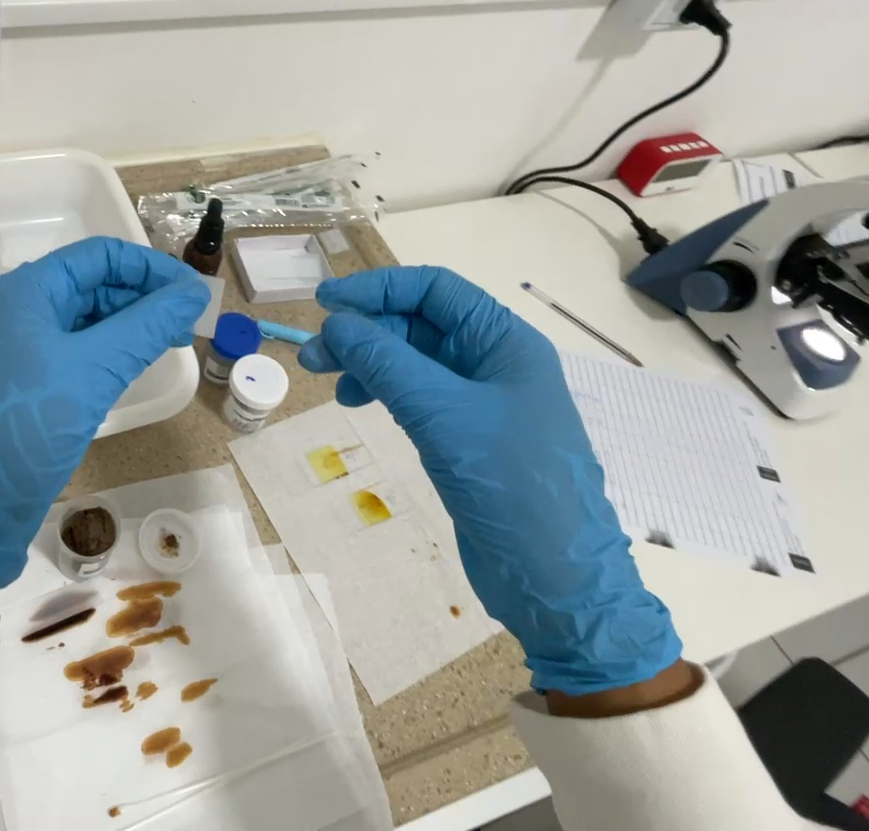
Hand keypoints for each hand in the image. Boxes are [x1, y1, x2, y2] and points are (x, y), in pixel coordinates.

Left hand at [0, 237, 210, 597]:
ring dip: (130, 323)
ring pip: (86, 317)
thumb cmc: (31, 423)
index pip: (100, 255)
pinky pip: (75, 348)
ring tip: (172, 341)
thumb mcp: (96, 368)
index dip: (151, 268)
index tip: (193, 292)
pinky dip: (109, 349)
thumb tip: (195, 292)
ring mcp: (19, 344)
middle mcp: (20, 308)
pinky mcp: (25, 378)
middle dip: (143, 296)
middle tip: (189, 322)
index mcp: (28, 291)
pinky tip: (137, 361)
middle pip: (93, 283)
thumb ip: (149, 324)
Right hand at [297, 266, 680, 694]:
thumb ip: (386, 362)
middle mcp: (493, 363)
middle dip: (364, 332)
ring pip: (411, 361)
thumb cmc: (510, 484)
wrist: (556, 582)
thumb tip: (335, 323)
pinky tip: (357, 404)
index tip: (325, 302)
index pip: (434, 289)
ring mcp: (480, 402)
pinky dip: (382, 393)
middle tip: (312, 356)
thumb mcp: (442, 414)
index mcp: (504, 342)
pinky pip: (416, 396)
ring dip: (366, 363)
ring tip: (325, 381)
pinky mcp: (465, 438)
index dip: (377, 288)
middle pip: (417, 324)